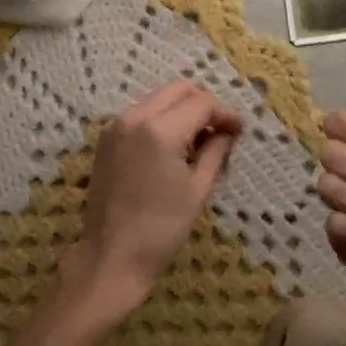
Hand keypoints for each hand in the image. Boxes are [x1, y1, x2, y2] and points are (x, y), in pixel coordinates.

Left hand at [68, 82, 241, 311]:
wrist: (112, 255)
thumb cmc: (161, 228)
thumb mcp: (198, 189)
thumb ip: (216, 151)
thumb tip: (228, 131)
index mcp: (160, 130)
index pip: (201, 103)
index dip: (224, 113)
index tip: (239, 130)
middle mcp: (135, 117)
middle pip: (178, 90)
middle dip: (202, 104)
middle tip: (219, 130)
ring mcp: (116, 125)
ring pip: (158, 99)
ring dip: (181, 110)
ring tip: (197, 142)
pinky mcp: (106, 137)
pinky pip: (140, 114)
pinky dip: (160, 119)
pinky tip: (171, 147)